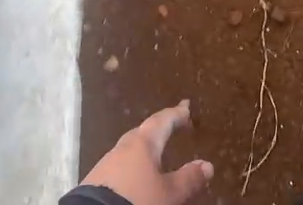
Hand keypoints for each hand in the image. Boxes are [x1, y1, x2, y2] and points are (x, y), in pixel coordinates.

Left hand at [81, 101, 212, 204]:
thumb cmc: (137, 199)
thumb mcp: (168, 194)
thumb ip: (188, 178)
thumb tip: (207, 165)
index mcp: (144, 143)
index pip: (163, 120)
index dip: (176, 114)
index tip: (186, 107)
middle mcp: (124, 147)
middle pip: (144, 132)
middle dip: (158, 129)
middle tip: (171, 128)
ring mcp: (106, 163)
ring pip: (129, 150)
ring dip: (143, 150)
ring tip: (154, 158)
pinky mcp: (95, 180)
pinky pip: (119, 166)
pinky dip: (130, 166)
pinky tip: (133, 178)